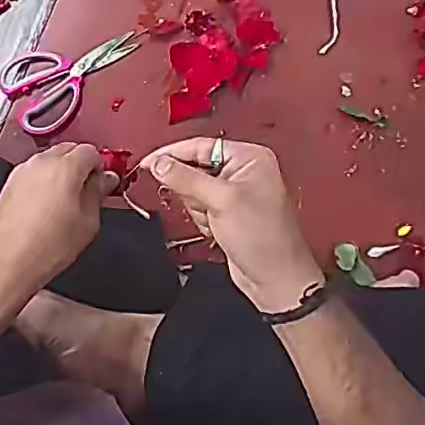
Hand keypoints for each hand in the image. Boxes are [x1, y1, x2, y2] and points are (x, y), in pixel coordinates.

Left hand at [0, 144, 117, 314]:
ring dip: (61, 173)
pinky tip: (47, 209)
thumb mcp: (88, 222)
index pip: (91, 151)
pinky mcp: (9, 184)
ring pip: (50, 160)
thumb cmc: (44, 247)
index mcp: (66, 166)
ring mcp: (22, 172)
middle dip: (81, 166)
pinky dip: (43, 183)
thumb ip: (99, 192)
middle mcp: (41, 162)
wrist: (7, 263)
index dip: (101, 167)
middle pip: (69, 150)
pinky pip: (34, 174)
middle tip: (88, 191)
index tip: (103, 183)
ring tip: (66, 204)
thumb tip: (105, 180)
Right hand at [144, 139, 323, 312]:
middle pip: (195, 168)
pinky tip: (217, 230)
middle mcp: (244, 171)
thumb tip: (160, 163)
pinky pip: (200, 207)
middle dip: (193, 191)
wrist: (275, 278)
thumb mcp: (221, 201)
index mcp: (250, 157)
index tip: (149, 163)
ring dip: (198, 208)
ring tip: (216, 220)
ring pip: (194, 190)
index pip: (202, 145)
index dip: (173, 154)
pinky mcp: (229, 211)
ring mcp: (236, 192)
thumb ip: (186, 178)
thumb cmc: (265, 238)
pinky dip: (202, 219)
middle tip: (202, 205)